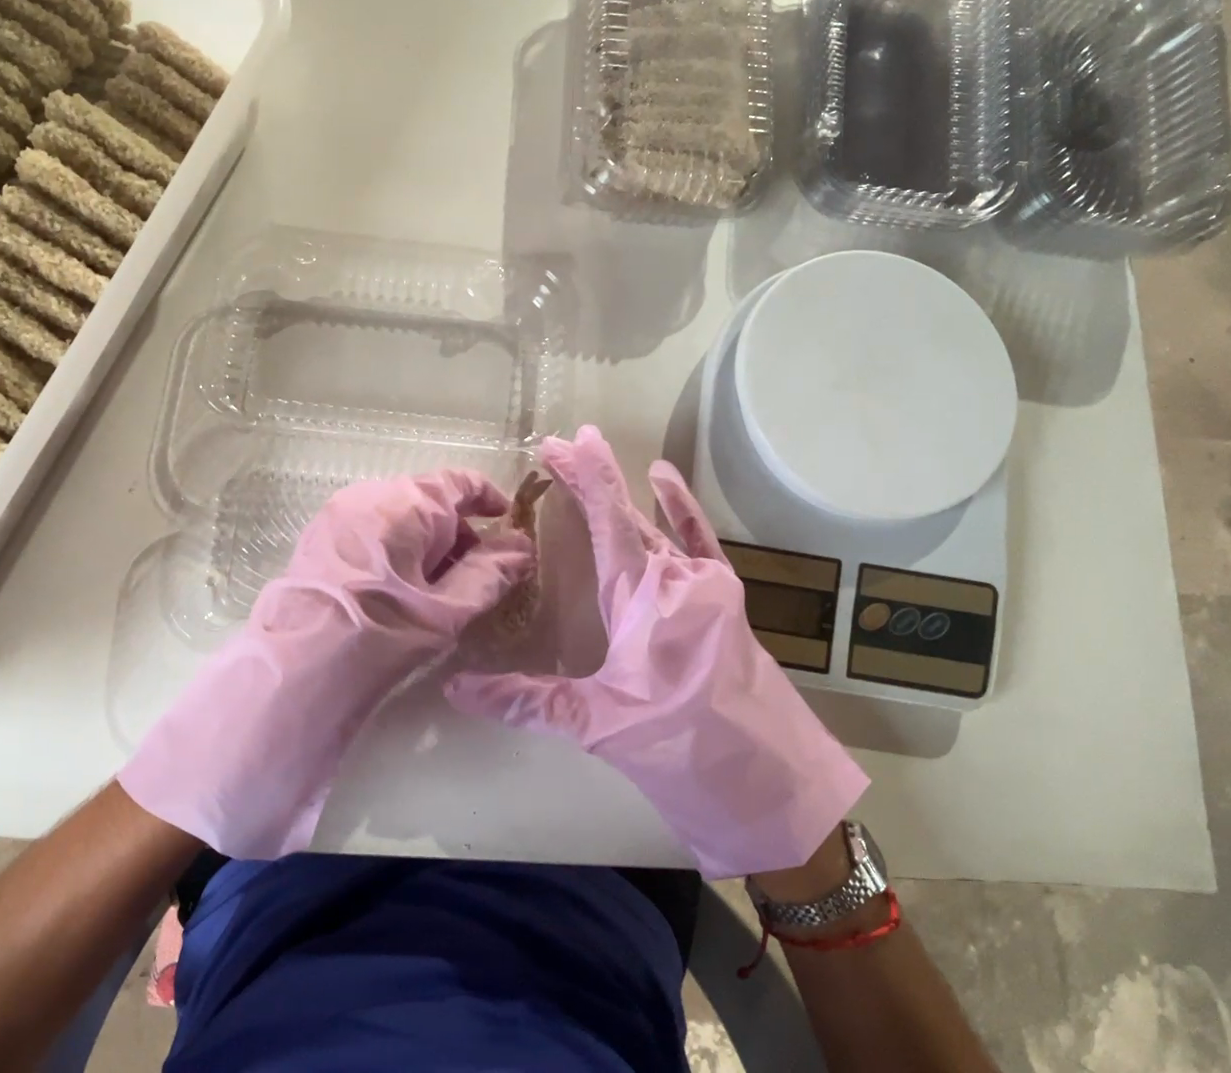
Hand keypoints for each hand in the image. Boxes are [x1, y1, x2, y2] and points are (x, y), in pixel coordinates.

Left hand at [119, 469, 534, 858]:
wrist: (296, 668)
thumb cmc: (381, 634)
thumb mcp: (448, 609)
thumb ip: (490, 573)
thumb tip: (521, 548)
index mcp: (406, 501)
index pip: (459, 482)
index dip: (489, 500)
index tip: (506, 527)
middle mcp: (368, 495)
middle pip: (427, 499)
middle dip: (457, 532)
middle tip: (475, 575)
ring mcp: (336, 516)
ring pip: (396, 517)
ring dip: (424, 543)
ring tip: (437, 591)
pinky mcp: (317, 540)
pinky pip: (369, 531)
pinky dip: (393, 550)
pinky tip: (396, 592)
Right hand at [444, 426, 867, 877]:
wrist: (774, 788)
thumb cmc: (683, 750)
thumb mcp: (597, 724)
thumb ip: (526, 701)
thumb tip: (457, 687)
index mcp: (646, 597)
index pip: (608, 520)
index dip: (583, 476)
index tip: (558, 442)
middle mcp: (681, 581)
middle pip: (629, 517)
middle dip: (593, 481)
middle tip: (559, 448)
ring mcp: (711, 592)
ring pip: (660, 531)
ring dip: (628, 499)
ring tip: (603, 458)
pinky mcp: (728, 609)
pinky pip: (703, 546)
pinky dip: (683, 514)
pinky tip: (668, 486)